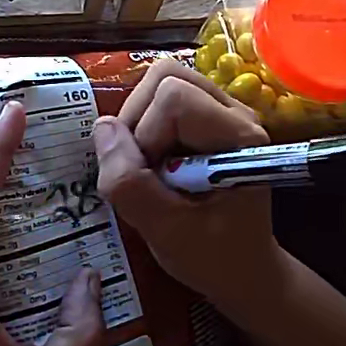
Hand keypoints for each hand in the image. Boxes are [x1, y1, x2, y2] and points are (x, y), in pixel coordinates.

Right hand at [92, 61, 283, 303]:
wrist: (242, 269)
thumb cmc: (212, 256)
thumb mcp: (164, 232)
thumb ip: (129, 183)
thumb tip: (102, 128)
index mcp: (238, 136)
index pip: (173, 98)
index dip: (146, 136)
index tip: (153, 180)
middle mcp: (235, 111)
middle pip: (166, 76)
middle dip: (138, 120)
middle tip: (143, 167)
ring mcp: (222, 109)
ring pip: (161, 81)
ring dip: (138, 122)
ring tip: (148, 165)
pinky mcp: (207, 116)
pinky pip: (162, 97)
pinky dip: (144, 126)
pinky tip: (155, 162)